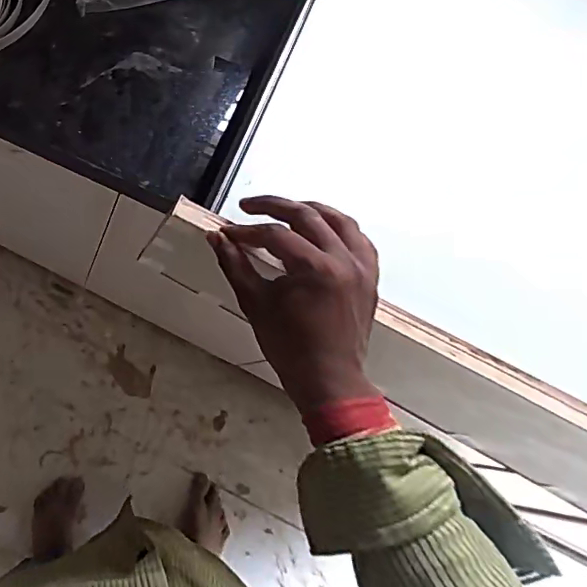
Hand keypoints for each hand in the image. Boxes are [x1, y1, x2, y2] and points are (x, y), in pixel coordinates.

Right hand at [208, 197, 382, 410]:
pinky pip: (359, 239)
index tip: (228, 234)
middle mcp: (343, 262)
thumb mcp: (254, 302)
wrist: (328, 380)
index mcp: (316, 269)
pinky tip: (321, 228)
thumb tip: (217, 238)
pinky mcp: (369, 278)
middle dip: (273, 206)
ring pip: (338, 220)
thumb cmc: (291, 348)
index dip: (246, 231)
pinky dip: (338, 228)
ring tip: (285, 208)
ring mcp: (361, 268)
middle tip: (249, 206)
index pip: (274, 235)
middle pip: (306, 216)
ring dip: (309, 209)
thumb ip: (234, 264)